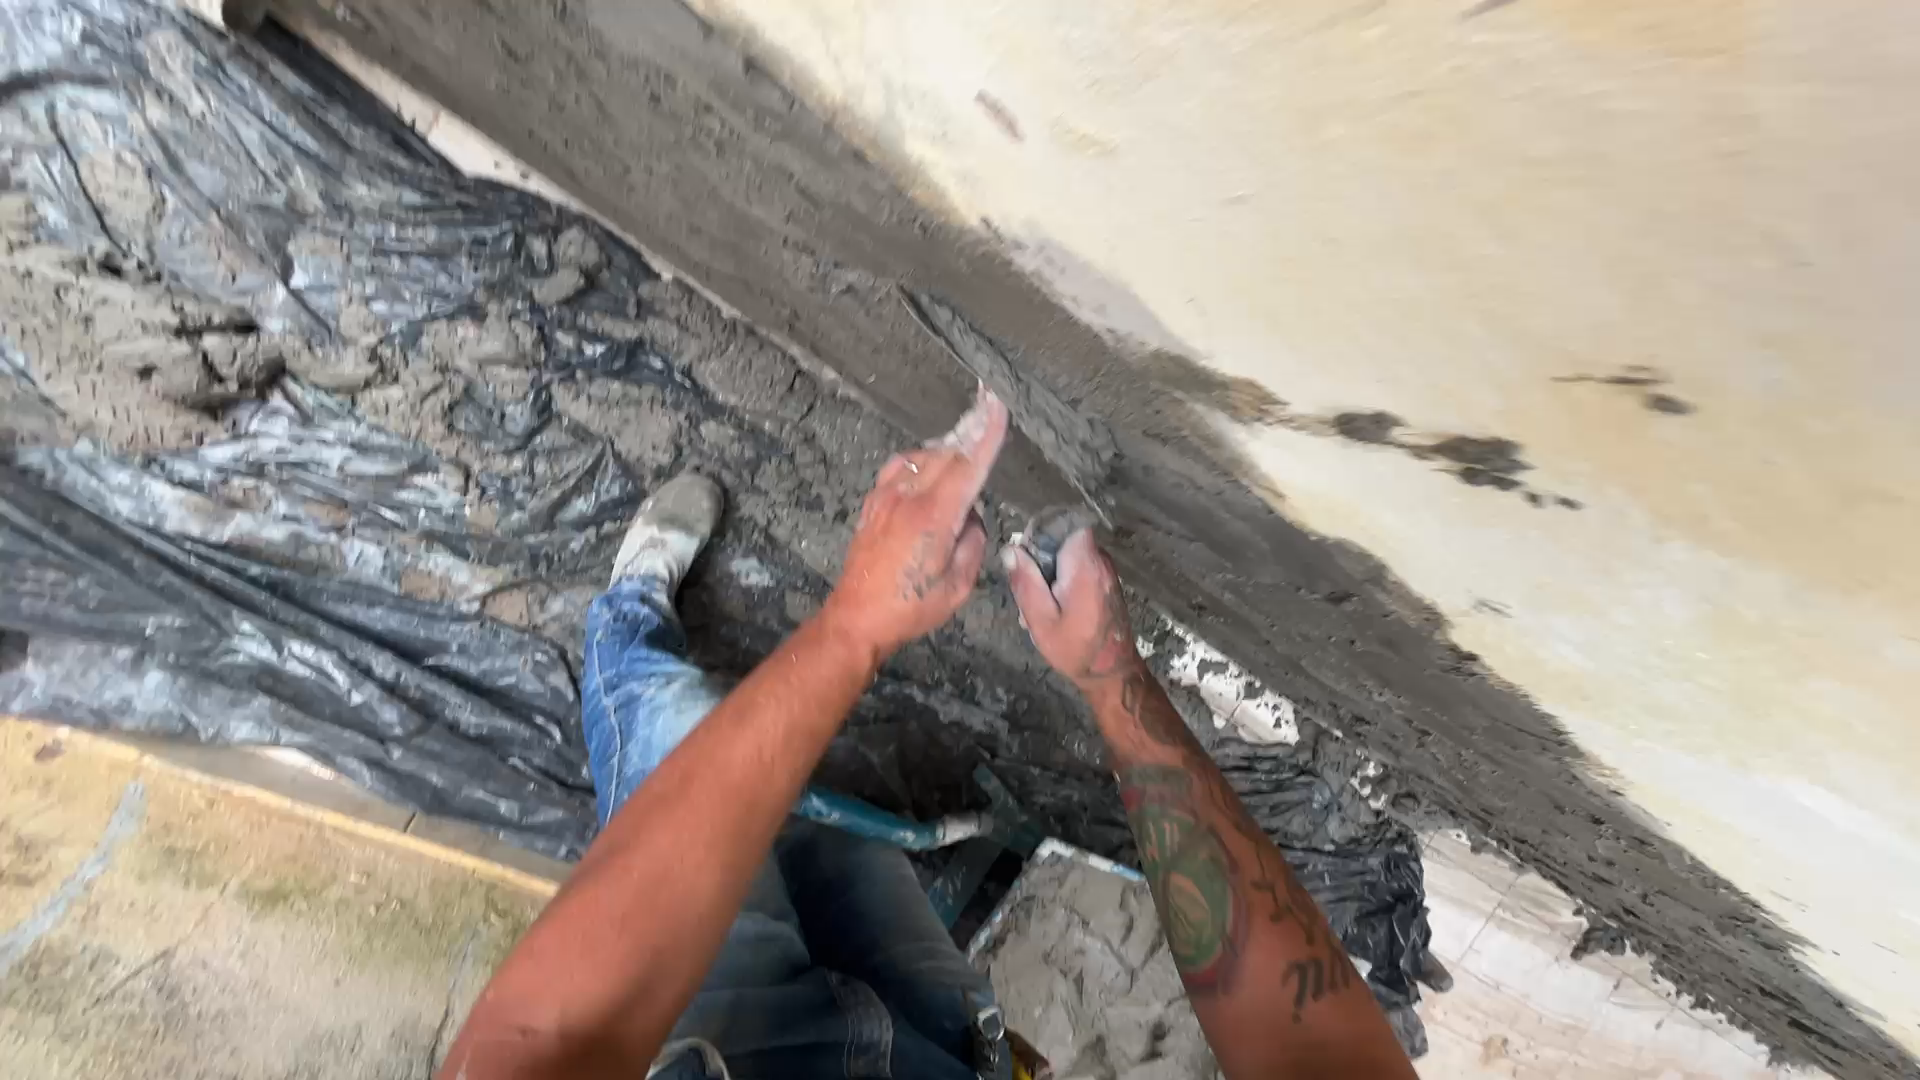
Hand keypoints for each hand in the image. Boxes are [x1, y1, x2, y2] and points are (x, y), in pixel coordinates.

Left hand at [822, 385, 1009, 662]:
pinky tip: (929, 473)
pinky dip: (921, 463)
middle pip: (947, 453)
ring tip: (964, 459)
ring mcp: (885, 497)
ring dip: (947, 452)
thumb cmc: (910, 608)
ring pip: (923, 456)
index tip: (997, 404)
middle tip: (988, 419)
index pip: (967, 465)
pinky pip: (900, 467)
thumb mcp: (959, 586)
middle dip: (971, 436)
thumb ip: (973, 542)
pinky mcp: (872, 503)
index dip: (986, 434)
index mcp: (933, 517)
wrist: (857, 617)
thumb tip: (971, 516)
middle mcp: (907, 498)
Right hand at [1004, 527, 1141, 689]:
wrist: (1112, 671)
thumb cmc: (1075, 649)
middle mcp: (1099, 561)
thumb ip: (1025, 582)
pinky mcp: (1104, 581)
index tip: (1026, 552)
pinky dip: (1062, 580)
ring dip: (1049, 571)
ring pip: (1069, 553)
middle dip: (1041, 555)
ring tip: (1038, 602)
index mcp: (1085, 566)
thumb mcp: (1041, 620)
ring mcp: (1105, 570)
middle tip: (1027, 585)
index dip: (1043, 529)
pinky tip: (1053, 606)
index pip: (1067, 522)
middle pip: (1064, 537)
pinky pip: (1078, 567)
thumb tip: (1010, 549)